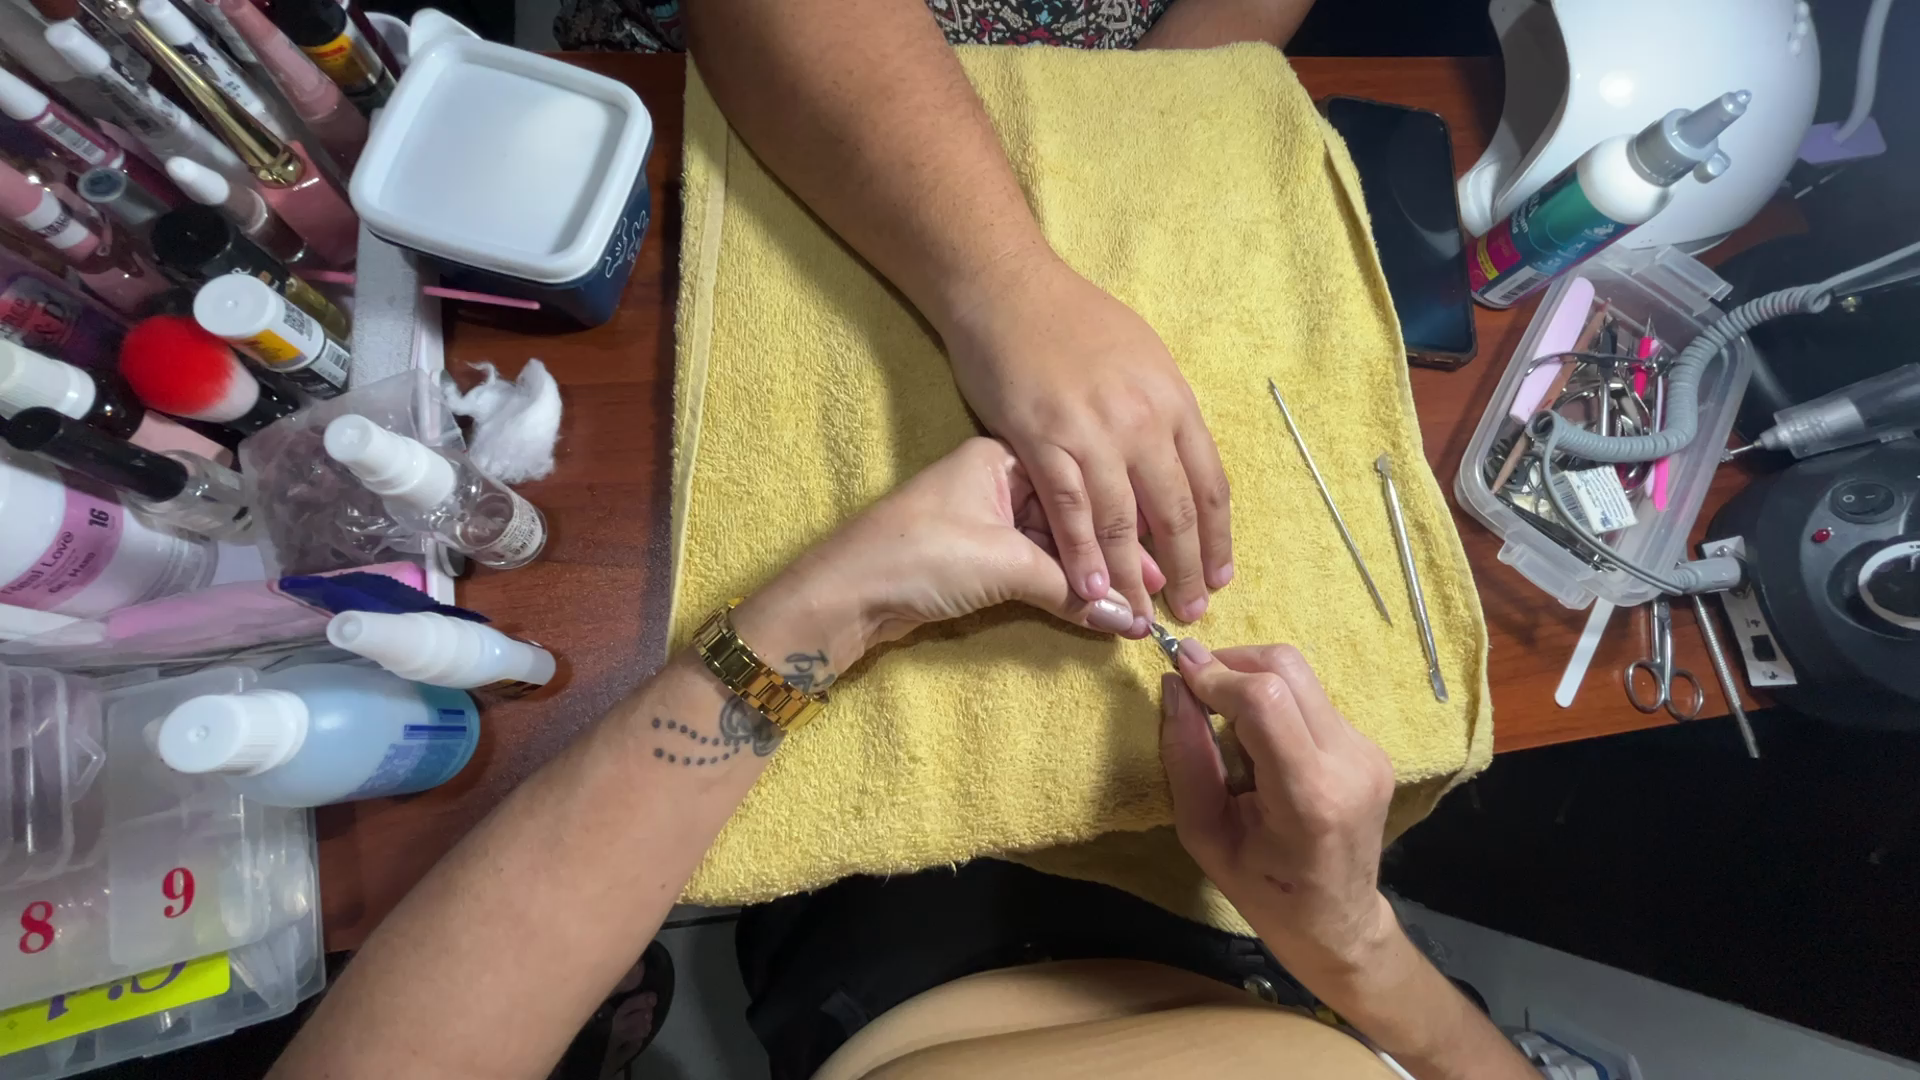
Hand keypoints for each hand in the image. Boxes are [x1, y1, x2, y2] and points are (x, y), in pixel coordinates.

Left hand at [752, 438, 1165, 669]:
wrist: (846, 593)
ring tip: (1140, 600)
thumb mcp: (1001, 563)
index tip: (1164, 558)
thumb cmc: (921, 554)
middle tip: (1162, 587)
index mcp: (1004, 458)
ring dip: (1094, 575)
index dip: (1122, 523)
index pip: (1080, 482)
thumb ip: (1069, 590)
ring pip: (1058, 545)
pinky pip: (1037, 566)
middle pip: (1074, 515)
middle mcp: (1002, 481)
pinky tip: (1098, 605)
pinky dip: (1065, 587)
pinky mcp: (980, 554)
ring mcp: (990, 519)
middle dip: (1115, 554)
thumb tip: (1128, 618)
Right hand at [938, 254, 1232, 624]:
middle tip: (1191, 611)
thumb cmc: (1073, 319)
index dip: (1217, 538)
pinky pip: (1068, 510)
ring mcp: (1091, 432)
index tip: (1221, 575)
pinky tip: (1091, 590)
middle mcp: (1141, 420)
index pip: (1209, 484)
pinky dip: (1081, 555)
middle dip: (1187, 569)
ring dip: (1135, 575)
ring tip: (1143, 615)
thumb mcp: (1140, 356)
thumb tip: (1172, 461)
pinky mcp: (1042, 441)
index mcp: (1172, 400)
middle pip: (1176, 511)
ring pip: (1123, 520)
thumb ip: (1159, 412)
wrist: (1008, 289)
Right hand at [1159, 640, 1398, 980]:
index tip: (1177, 670)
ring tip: (1224, 716)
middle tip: (1197, 686)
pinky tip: (1257, 737)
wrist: (1337, 921)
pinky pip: (1309, 695)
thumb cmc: (1261, 888)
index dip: (1215, 674)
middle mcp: (1349, 762)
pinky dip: (1272, 697)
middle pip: (1286, 668)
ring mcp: (1366, 750)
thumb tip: (1173, 685)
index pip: (1265, 699)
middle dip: (1231, 661)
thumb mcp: (1202, 832)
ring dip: (1250, 677)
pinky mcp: (1369, 744)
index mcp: (1309, 796)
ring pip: (1299, 673)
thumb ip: (1186, 756)